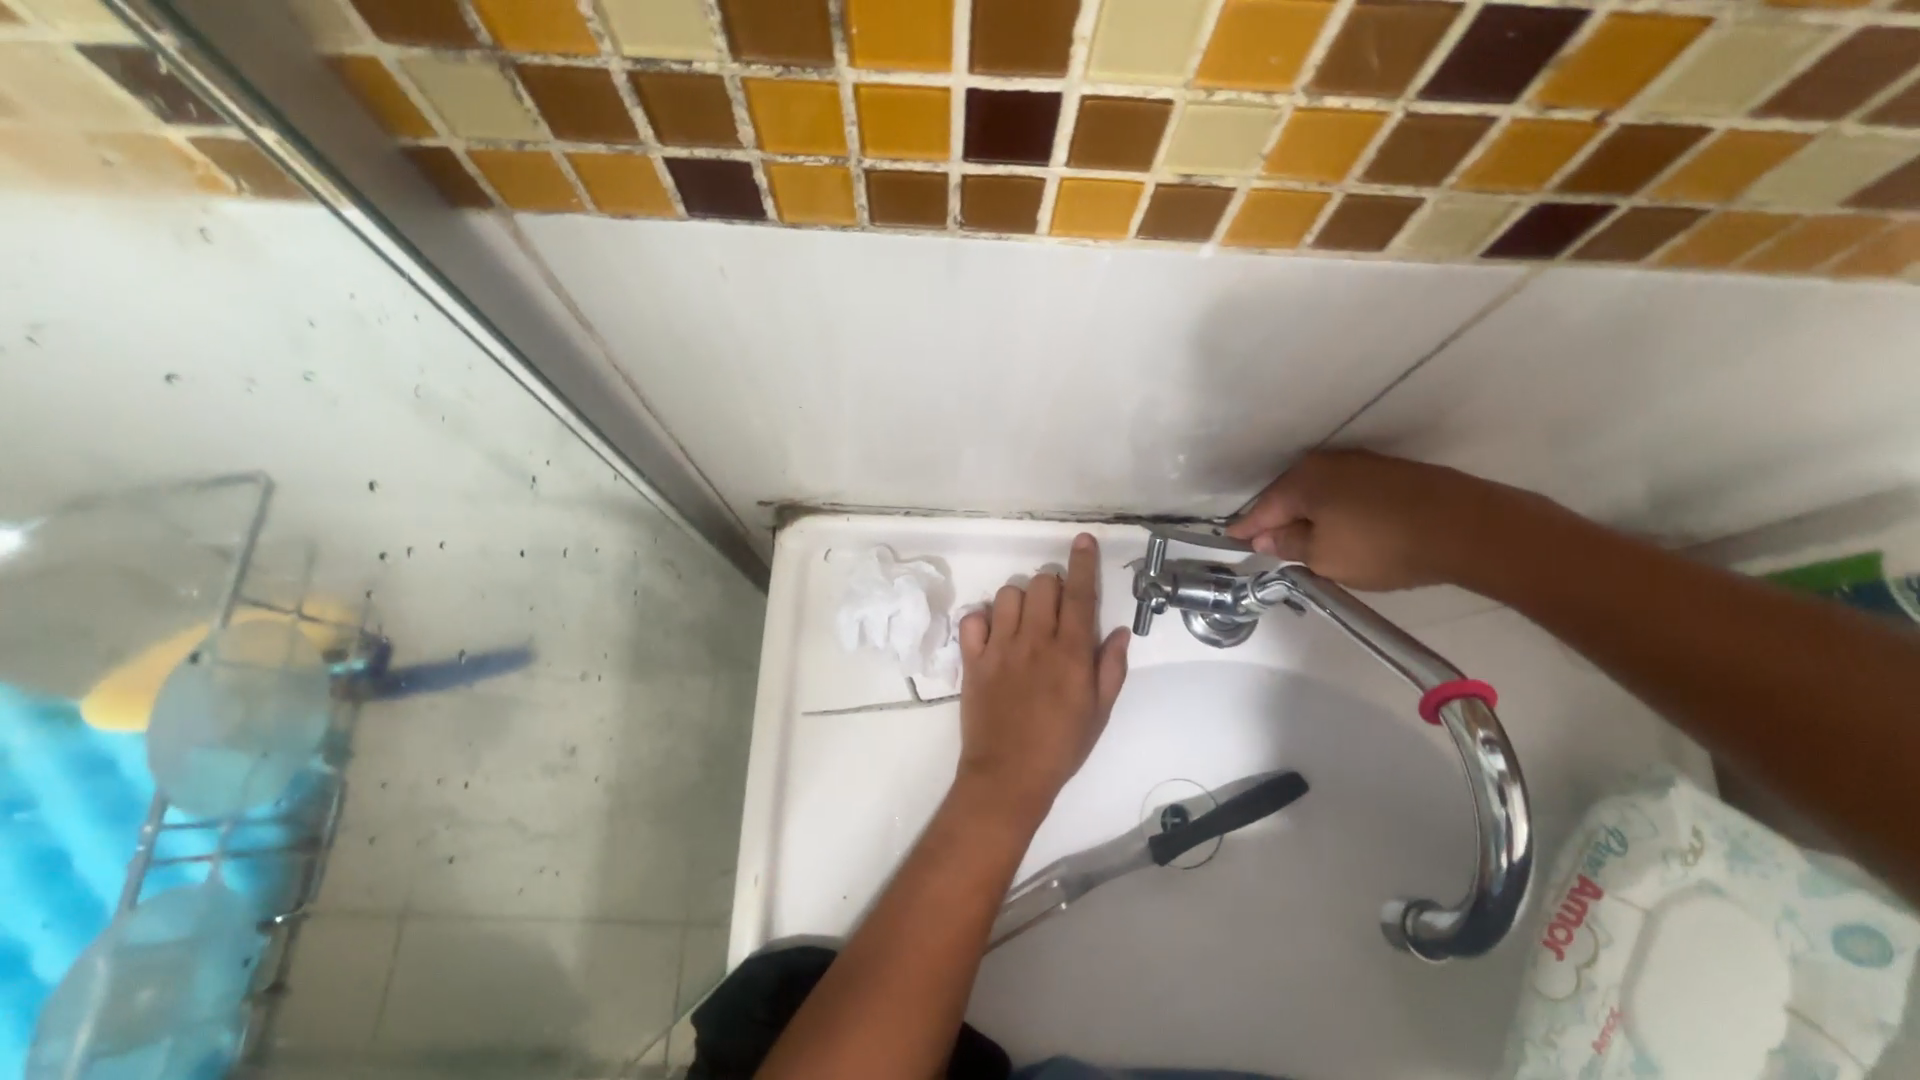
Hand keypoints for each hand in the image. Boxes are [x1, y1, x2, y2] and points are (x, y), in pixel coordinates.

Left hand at [955, 534, 1129, 820]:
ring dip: (1020, 599)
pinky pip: (974, 618)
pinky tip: (994, 634)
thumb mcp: (1099, 713)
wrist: (1008, 776)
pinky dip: (984, 618)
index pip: (1080, 594)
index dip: (1083, 562)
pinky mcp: (972, 660)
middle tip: (1056, 608)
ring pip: (1008, 594)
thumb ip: (1111, 668)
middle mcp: (1035, 641)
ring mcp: (1000, 648)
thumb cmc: (1061, 747)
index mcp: (1071, 653)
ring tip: (1025, 622)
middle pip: (1042, 584)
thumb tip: (1119, 632)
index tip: (1083, 540)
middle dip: (1053, 585)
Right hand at [1226, 450, 1556, 591]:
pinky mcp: (1389, 474)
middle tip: (1267, 546)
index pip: (1261, 510)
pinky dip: (1334, 510)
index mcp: (1302, 482)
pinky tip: (1340, 528)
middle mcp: (1326, 464)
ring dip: (1308, 515)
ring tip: (1304, 541)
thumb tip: (1265, 538)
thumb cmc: (1382, 546)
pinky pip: (1344, 493)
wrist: (1466, 528)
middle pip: (1288, 496)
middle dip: (1276, 520)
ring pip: (1318, 493)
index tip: (1229, 540)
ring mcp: (1360, 465)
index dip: (1245, 529)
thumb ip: (1289, 546)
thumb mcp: (1325, 558)